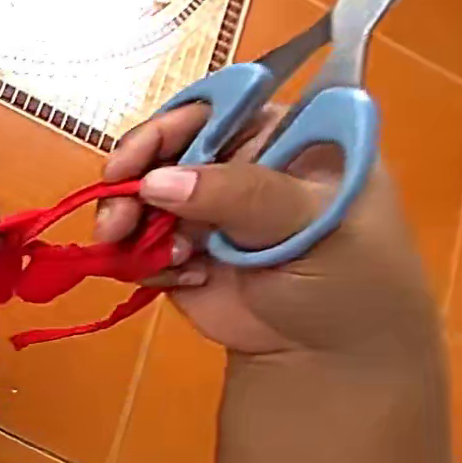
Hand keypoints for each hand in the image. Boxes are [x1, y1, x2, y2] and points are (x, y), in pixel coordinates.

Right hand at [95, 103, 439, 372]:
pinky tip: (176, 278)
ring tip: (128, 250)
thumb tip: (156, 182)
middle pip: (165, 150)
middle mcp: (233, 165)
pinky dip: (140, 260)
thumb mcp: (310, 222)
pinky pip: (136, 244)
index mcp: (282, 135)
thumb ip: (239, 194)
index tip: (132, 159)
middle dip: (133, 181)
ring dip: (126, 223)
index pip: (217, 106)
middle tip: (115, 219)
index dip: (170, 124)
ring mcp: (199, 210)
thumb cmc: (346, 279)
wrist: (324, 356)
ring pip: (140, 198)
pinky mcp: (174, 251)